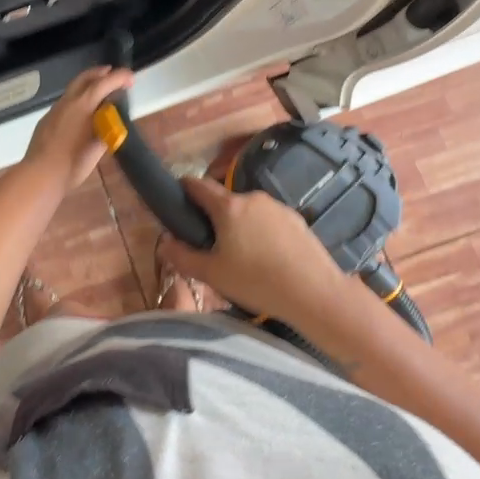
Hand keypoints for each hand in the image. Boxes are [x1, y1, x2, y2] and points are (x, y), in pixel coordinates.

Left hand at [21, 66, 134, 189]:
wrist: (40, 174)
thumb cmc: (72, 163)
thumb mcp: (96, 148)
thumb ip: (105, 130)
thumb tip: (110, 123)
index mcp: (82, 106)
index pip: (103, 83)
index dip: (118, 77)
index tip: (131, 77)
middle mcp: (67, 102)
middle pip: (84, 78)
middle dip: (99, 73)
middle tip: (112, 72)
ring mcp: (54, 110)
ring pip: (72, 90)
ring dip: (88, 85)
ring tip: (100, 91)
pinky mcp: (46, 120)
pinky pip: (65, 102)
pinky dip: (78, 99)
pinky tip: (82, 112)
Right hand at [157, 178, 347, 321]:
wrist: (315, 293)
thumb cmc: (257, 282)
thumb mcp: (212, 275)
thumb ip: (182, 256)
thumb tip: (164, 241)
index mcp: (228, 206)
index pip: (197, 184)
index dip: (183, 190)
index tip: (177, 203)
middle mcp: (252, 198)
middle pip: (224, 200)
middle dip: (214, 217)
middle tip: (211, 246)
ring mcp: (277, 207)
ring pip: (248, 211)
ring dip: (239, 226)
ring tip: (242, 257)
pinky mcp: (296, 219)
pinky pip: (269, 221)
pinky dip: (262, 233)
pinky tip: (268, 259)